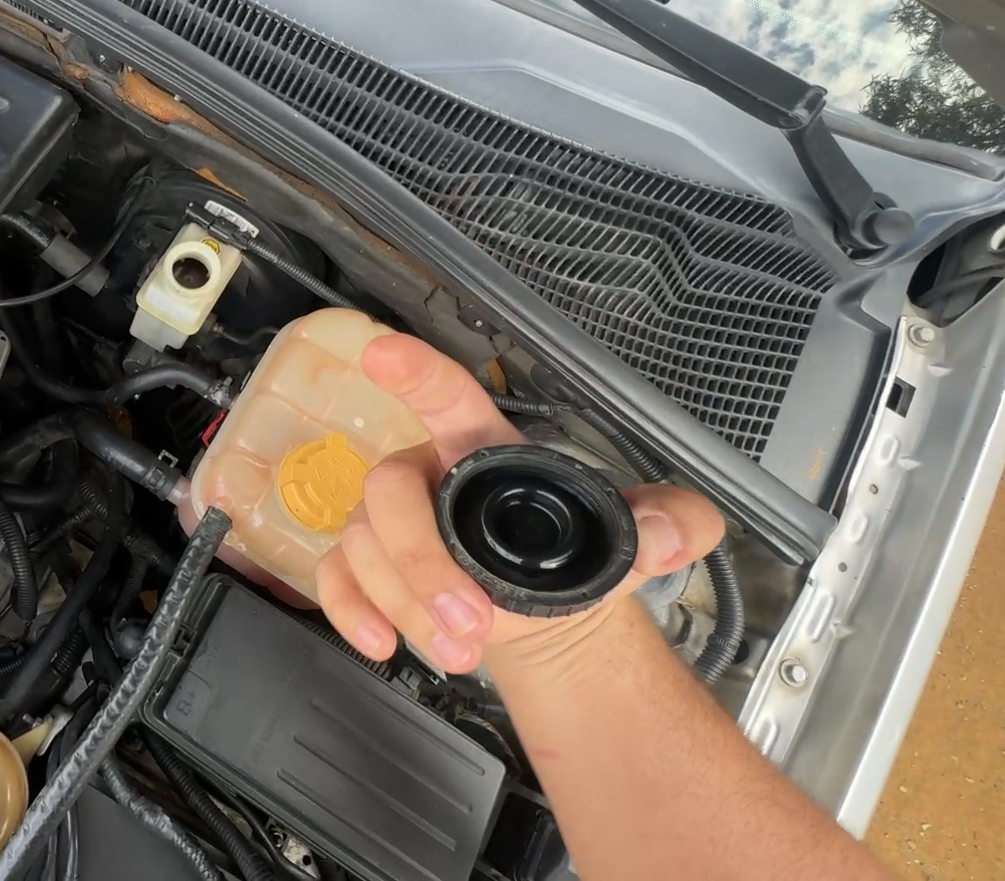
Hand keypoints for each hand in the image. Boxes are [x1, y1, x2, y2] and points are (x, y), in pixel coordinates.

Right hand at [315, 335, 726, 674]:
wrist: (533, 616)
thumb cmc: (564, 560)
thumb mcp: (627, 538)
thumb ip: (669, 522)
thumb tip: (671, 528)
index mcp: (475, 447)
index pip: (443, 398)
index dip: (414, 371)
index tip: (382, 353)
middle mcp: (420, 475)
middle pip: (388, 489)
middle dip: (421, 558)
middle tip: (474, 621)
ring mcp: (381, 520)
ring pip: (363, 543)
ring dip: (406, 602)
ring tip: (463, 652)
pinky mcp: (359, 566)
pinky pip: (333, 578)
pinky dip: (350, 609)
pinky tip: (380, 642)